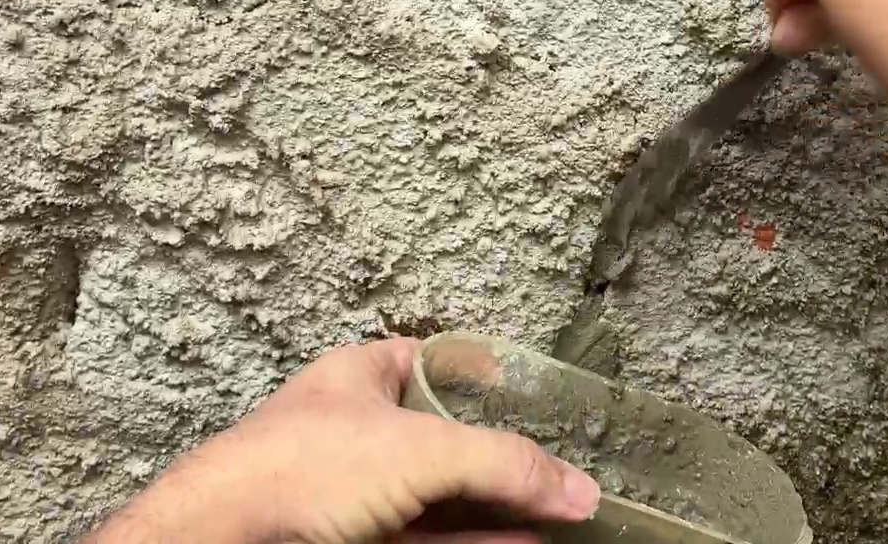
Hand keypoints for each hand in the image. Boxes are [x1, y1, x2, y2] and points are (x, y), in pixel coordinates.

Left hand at [84, 338, 600, 543]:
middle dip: (498, 457)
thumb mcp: (423, 449)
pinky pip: (424, 540)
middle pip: (443, 437)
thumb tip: (579, 488)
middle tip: (551, 469)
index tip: (528, 393)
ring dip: (493, 509)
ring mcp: (349, 493)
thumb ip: (503, 464)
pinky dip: (470, 542)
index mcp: (363, 375)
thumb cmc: (308, 466)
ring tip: (554, 515)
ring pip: (435, 498)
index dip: (482, 372)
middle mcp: (356, 430)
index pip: (435, 361)